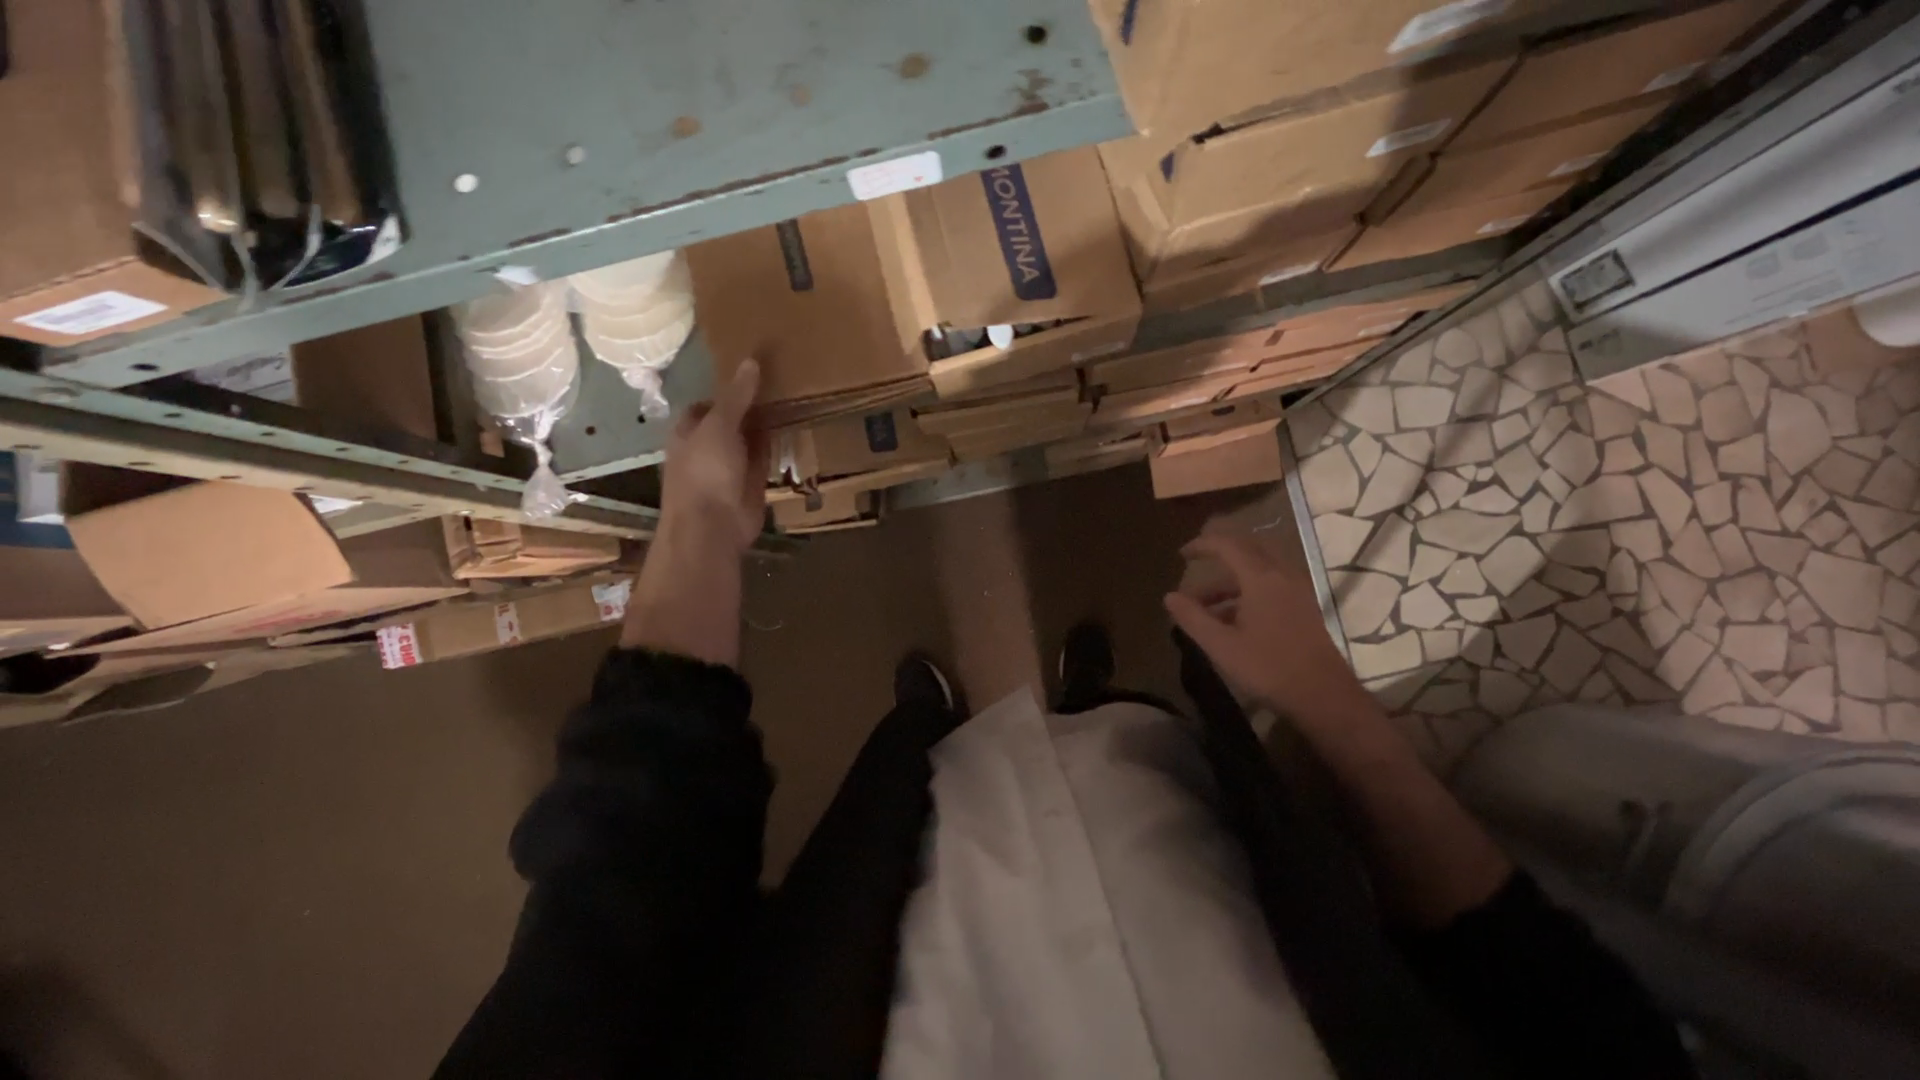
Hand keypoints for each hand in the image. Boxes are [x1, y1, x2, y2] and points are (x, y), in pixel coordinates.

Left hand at [621, 359, 766, 663]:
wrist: (713, 527)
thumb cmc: (705, 472)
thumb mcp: (720, 425)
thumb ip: (736, 396)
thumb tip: (751, 361)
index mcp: (688, 431)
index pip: (708, 403)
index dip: (728, 389)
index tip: (755, 373)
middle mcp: (707, 448)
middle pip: (731, 420)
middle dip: (750, 406)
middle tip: (781, 381)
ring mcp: (729, 468)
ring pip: (749, 440)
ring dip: (765, 426)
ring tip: (793, 400)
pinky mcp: (750, 484)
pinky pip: (764, 459)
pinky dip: (775, 446)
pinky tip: (793, 429)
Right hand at [1164, 531, 1368, 719]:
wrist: (1323, 696)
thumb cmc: (1268, 668)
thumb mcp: (1222, 646)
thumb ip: (1193, 618)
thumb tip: (1170, 597)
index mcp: (1261, 578)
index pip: (1228, 546)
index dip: (1203, 545)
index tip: (1181, 554)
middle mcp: (1282, 575)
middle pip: (1249, 550)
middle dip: (1220, 553)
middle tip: (1196, 562)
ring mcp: (1298, 591)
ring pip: (1260, 570)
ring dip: (1231, 580)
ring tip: (1204, 605)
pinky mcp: (1304, 608)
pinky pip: (1271, 585)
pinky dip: (1247, 591)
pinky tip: (1231, 619)